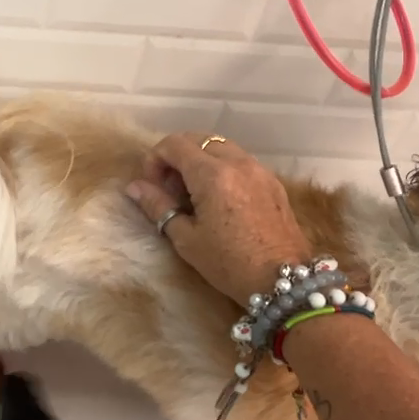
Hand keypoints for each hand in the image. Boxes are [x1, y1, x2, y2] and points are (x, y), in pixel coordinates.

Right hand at [124, 131, 312, 302]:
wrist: (284, 281)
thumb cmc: (228, 263)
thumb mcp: (186, 238)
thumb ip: (158, 206)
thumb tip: (134, 187)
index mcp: (212, 175)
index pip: (174, 144)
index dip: (155, 159)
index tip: (152, 186)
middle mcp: (238, 163)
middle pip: (198, 139)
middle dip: (177, 156)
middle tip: (170, 188)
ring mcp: (259, 169)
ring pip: (220, 146)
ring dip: (200, 160)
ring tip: (193, 192)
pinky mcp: (272, 181)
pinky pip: (239, 160)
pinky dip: (221, 166)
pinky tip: (218, 198)